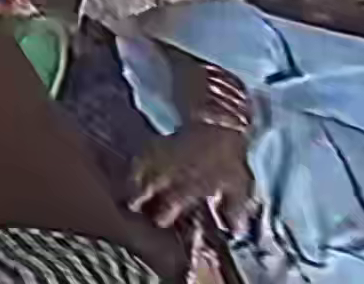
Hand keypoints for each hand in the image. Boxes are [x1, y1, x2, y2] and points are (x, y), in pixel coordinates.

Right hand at [130, 123, 257, 233]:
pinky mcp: (152, 146)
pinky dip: (132, 166)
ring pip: (138, 172)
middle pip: (148, 187)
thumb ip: (234, 210)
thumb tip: (232, 230)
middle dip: (138, 197)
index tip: (156, 222)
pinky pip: (138, 158)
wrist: (213, 132)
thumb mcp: (240, 190)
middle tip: (130, 206)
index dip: (163, 213)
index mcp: (190, 186)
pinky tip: (130, 170)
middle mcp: (169, 173)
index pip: (171, 203)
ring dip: (131, 182)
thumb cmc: (228, 165)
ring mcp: (158, 158)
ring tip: (124, 189)